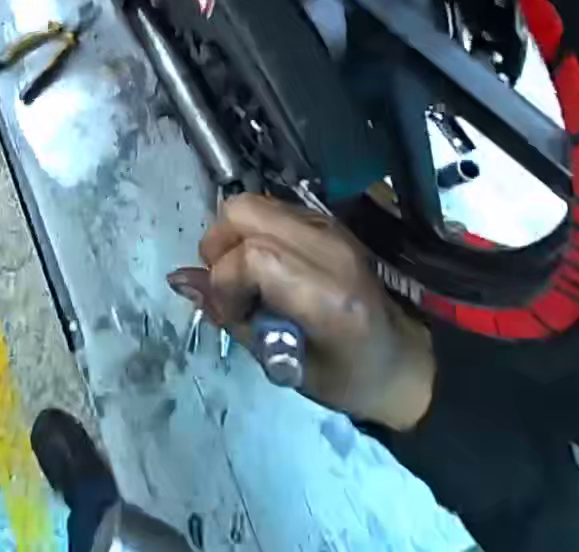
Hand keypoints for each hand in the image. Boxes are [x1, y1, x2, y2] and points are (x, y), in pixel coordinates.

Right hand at [168, 194, 434, 430]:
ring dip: (232, 236)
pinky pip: (269, 208)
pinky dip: (251, 232)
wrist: (399, 358)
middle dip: (218, 244)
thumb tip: (178, 279)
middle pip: (245, 211)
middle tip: (226, 284)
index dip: (225, 280)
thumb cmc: (347, 377)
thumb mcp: (284, 366)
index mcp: (328, 295)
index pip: (254, 256)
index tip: (229, 311)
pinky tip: (262, 267)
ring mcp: (328, 225)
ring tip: (243, 277)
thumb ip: (230, 318)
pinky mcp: (324, 218)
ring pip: (253, 202)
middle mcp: (329, 247)